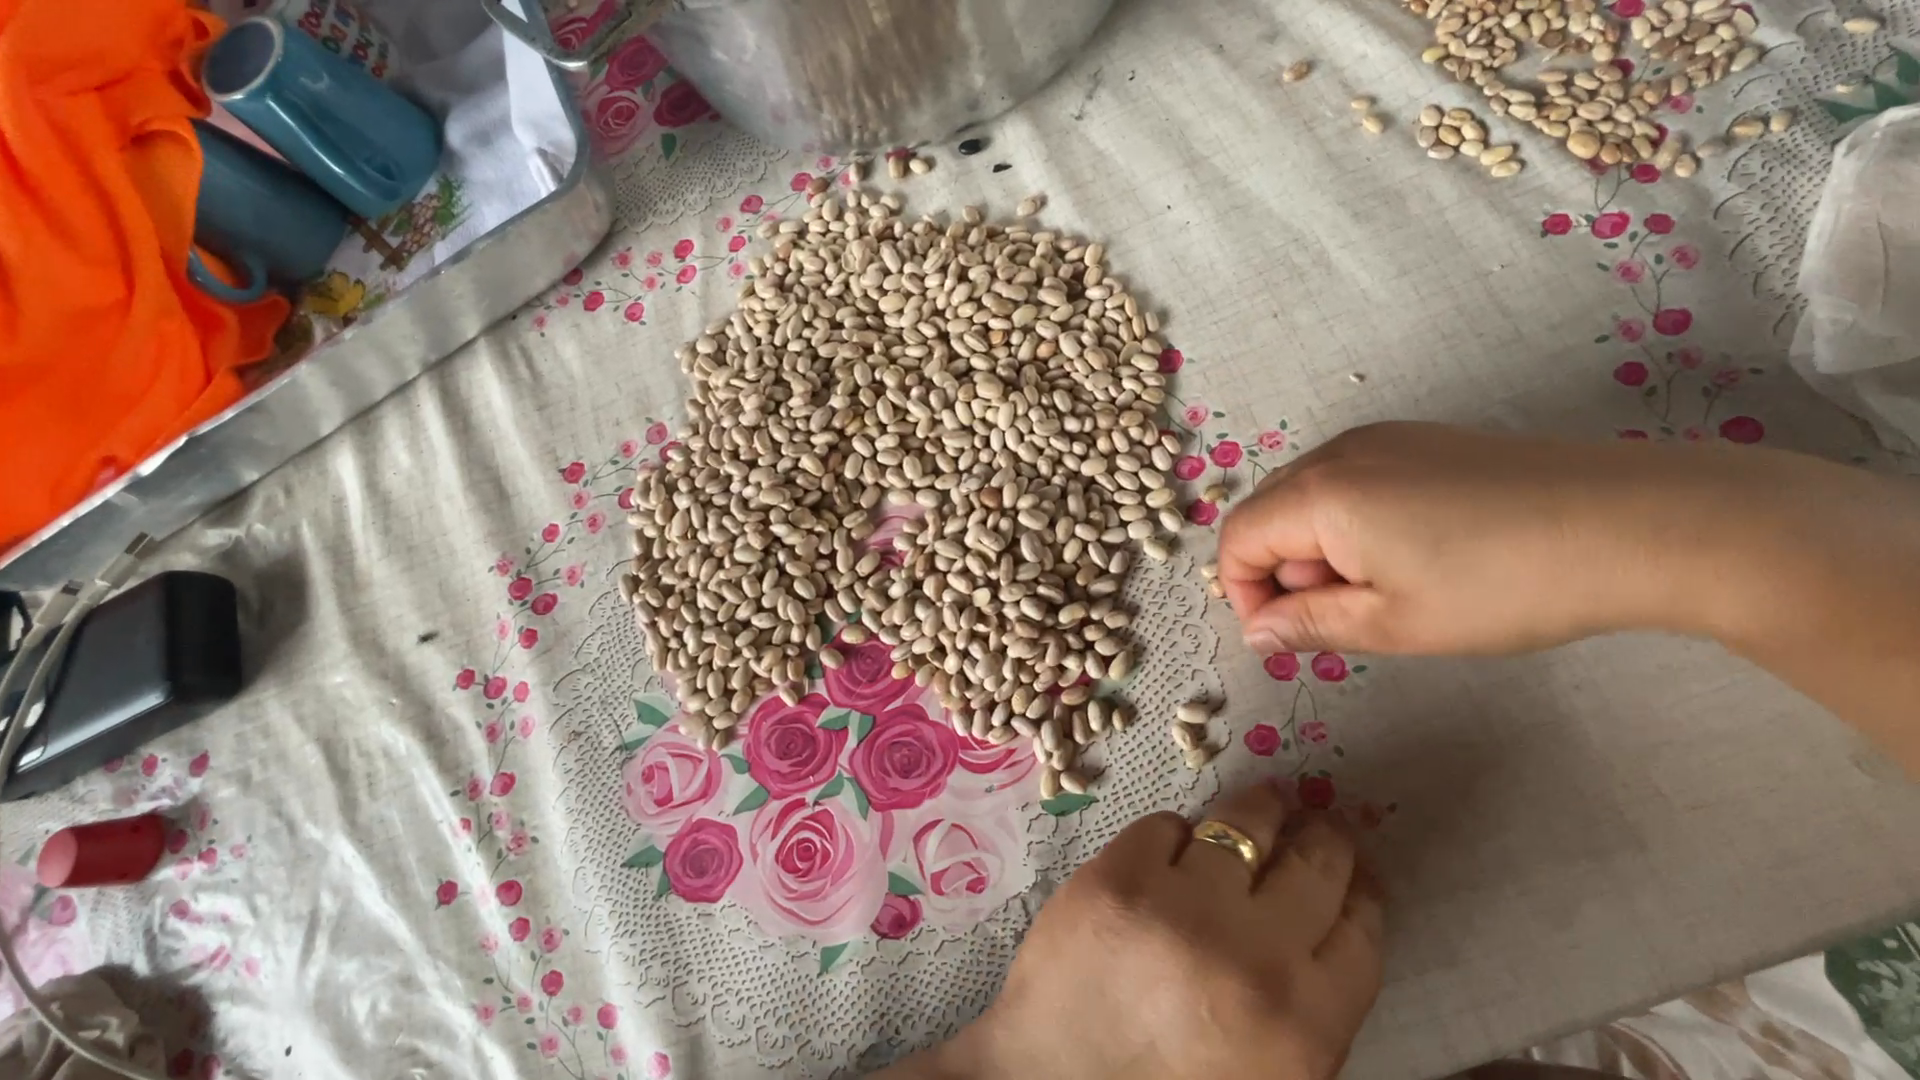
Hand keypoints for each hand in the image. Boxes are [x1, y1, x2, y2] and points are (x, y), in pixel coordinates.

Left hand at [882, 784, 1384, 1079]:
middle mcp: (1253, 954)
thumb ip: (1307, 999)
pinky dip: (1175, 834)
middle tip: (1319, 823)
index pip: (1360, 929)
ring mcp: (1180, 905)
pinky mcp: (1118, 875)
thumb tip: (1331, 915)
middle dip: (1325, 837)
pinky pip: (1167, 824)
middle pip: (1315, 863)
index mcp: (1303, 1021)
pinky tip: (1172, 852)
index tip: (1357, 871)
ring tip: (1265, 803)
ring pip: (1243, 823)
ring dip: (1260, 810)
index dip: (1361, 890)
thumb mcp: (1271, 1069)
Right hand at [1216, 422, 1766, 654]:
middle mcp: (1337, 453)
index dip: (1244, 594)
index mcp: (1319, 494)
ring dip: (1315, 548)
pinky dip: (1349, 523)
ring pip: (1307, 497)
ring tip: (1382, 587)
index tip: (1289, 636)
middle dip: (1280, 571)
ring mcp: (1381, 439)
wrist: (1640, 523)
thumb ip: (1307, 625)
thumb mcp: (1393, 624)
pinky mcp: (1420, 440)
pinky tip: (1412, 551)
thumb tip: (1256, 632)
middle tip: (1340, 616)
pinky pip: (1350, 481)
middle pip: (1267, 513)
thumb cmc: (1503, 586)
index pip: (1236, 540)